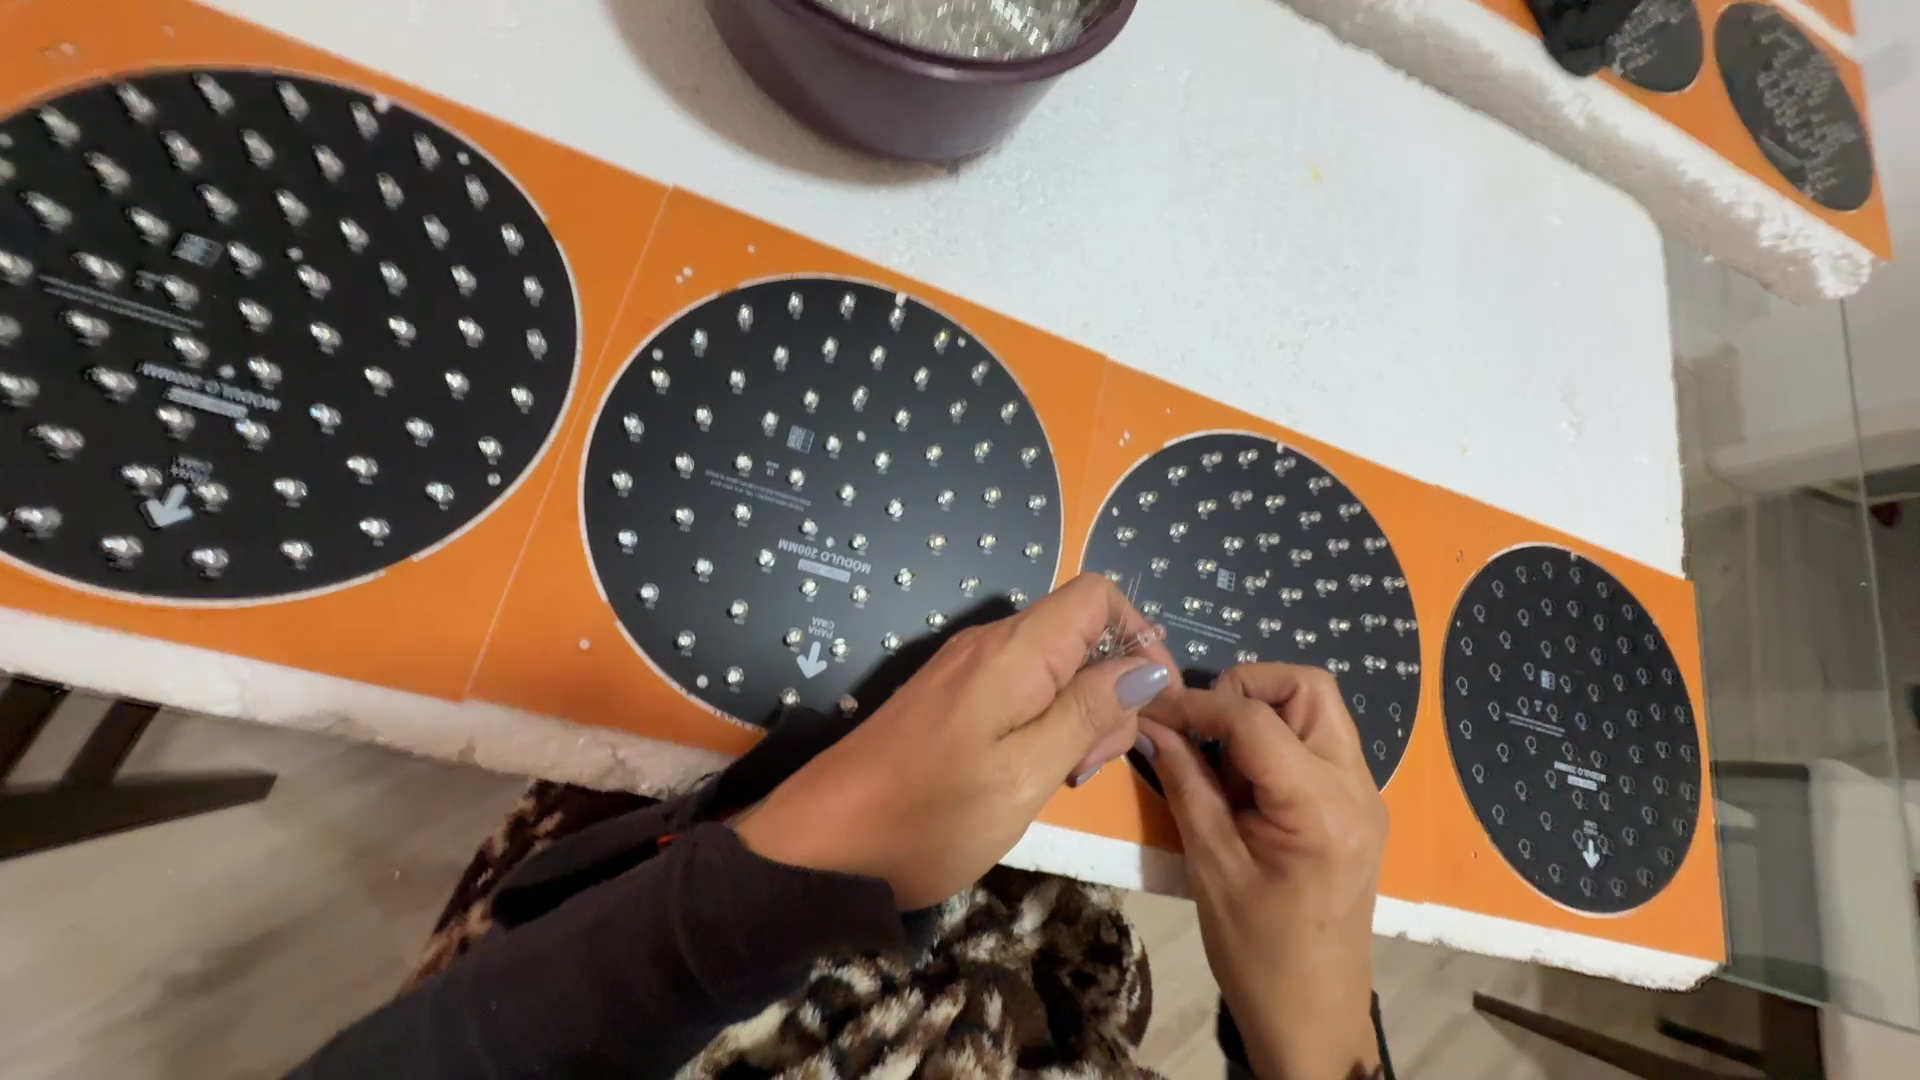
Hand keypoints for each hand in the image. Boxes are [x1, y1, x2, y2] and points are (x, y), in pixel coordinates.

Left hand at [733, 573, 1178, 909]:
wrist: (824, 844)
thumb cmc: (932, 813)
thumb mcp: (1028, 770)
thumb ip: (1089, 710)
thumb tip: (1146, 664)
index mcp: (1014, 650)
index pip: (1097, 595)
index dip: (1138, 634)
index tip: (1151, 701)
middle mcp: (991, 645)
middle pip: (1079, 635)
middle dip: (1107, 693)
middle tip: (1086, 765)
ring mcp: (967, 671)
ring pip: (1052, 669)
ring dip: (1076, 717)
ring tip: (1058, 778)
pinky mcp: (952, 699)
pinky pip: (1019, 692)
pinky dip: (1042, 726)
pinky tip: (1030, 775)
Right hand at [1140, 664, 1386, 1079]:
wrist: (1314, 1018)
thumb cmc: (1256, 951)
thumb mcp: (1209, 864)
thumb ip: (1183, 780)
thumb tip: (1150, 721)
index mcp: (1321, 809)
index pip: (1255, 717)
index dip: (1196, 702)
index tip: (1152, 708)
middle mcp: (1357, 788)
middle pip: (1309, 687)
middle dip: (1245, 686)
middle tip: (1201, 723)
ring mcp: (1364, 794)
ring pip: (1317, 705)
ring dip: (1262, 707)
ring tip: (1219, 753)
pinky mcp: (1356, 804)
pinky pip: (1317, 738)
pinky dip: (1275, 734)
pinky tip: (1241, 776)